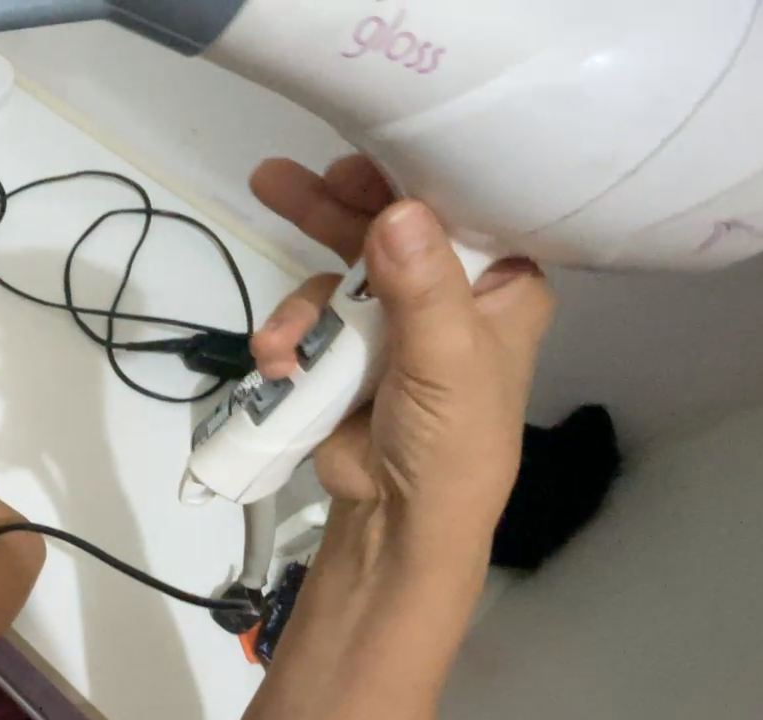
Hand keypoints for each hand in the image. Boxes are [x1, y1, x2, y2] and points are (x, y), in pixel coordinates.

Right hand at [248, 158, 556, 537]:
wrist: (396, 510)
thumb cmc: (452, 436)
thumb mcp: (447, 359)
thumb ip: (421, 288)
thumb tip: (394, 213)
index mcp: (490, 286)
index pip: (452, 214)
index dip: (404, 185)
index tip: (352, 165)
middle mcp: (436, 296)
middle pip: (376, 237)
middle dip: (324, 214)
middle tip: (272, 181)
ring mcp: (381, 328)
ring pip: (325, 286)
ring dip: (291, 314)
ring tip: (274, 352)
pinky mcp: (336, 359)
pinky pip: (299, 329)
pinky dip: (280, 346)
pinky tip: (276, 371)